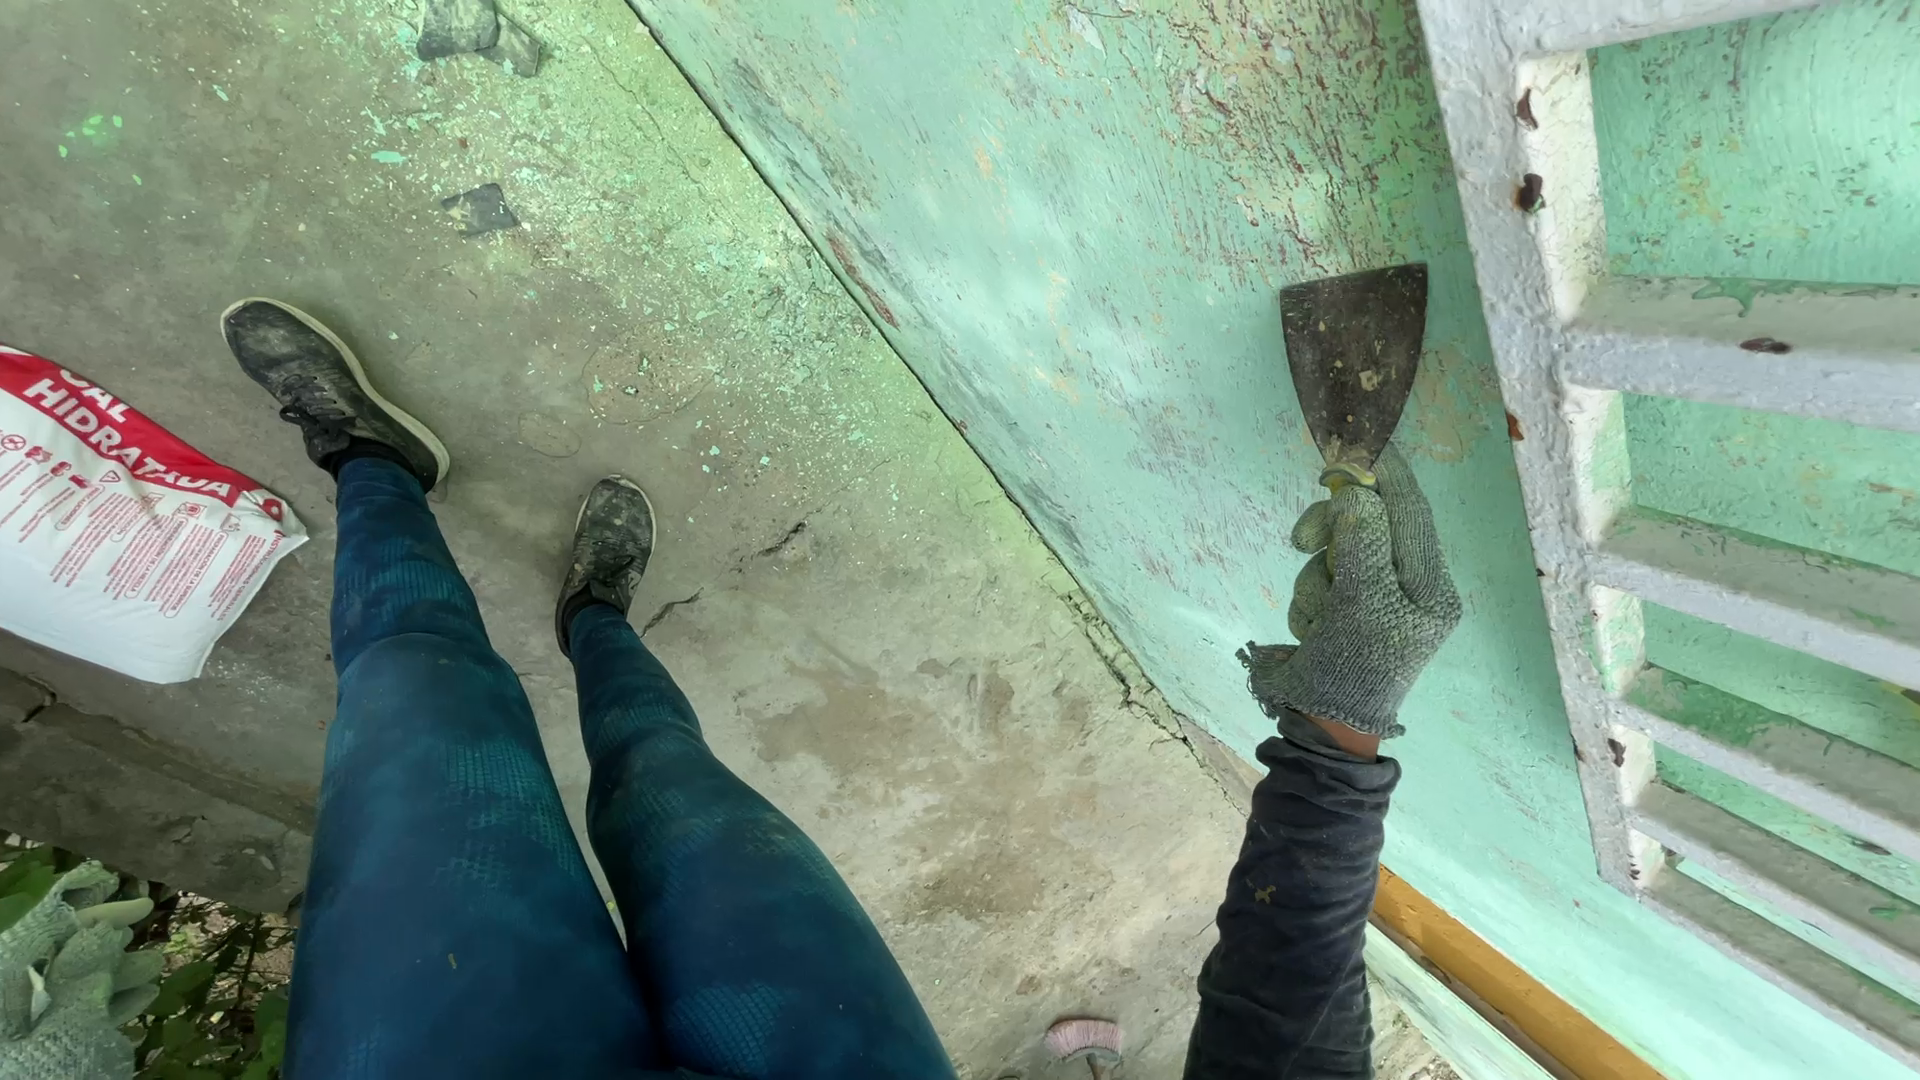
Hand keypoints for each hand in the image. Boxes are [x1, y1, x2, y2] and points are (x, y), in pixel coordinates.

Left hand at [0, 862, 161, 1079]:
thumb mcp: (70, 1032)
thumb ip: (82, 978)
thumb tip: (99, 929)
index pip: (26, 935)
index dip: (74, 907)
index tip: (126, 889)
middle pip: (42, 963)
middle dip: (99, 942)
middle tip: (147, 923)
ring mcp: (12, 1043)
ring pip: (56, 993)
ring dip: (110, 974)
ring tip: (155, 968)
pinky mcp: (31, 1061)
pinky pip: (58, 1024)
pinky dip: (99, 1008)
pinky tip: (138, 1001)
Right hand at [1239, 445, 1459, 738]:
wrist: (1321, 722)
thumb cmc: (1354, 667)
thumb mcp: (1363, 602)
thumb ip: (1363, 541)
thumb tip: (1355, 489)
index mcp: (1429, 585)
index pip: (1409, 513)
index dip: (1384, 477)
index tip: (1354, 449)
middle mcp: (1405, 586)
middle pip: (1366, 526)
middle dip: (1331, 533)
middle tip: (1301, 539)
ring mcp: (1370, 598)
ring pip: (1333, 553)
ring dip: (1314, 581)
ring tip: (1317, 619)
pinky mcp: (1339, 608)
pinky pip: (1317, 578)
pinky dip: (1307, 600)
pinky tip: (1313, 630)